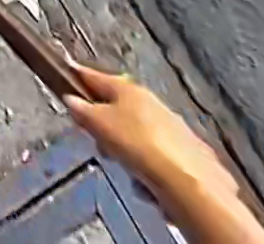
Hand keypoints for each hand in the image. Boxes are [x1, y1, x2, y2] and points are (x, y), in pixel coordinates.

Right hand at [65, 64, 263, 243]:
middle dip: (106, 120)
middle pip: (120, 106)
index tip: (62, 75)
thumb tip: (71, 100)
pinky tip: (151, 178)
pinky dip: (155, 162)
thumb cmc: (135, 145)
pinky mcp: (200, 158)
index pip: (91, 75)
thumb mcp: (94, 123)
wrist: (192, 188)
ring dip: (131, 143)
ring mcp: (182, 130)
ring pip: (144, 131)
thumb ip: (78, 108)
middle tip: (97, 138)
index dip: (74, 75)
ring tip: (126, 164)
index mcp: (129, 89)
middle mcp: (156, 103)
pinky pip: (166, 154)